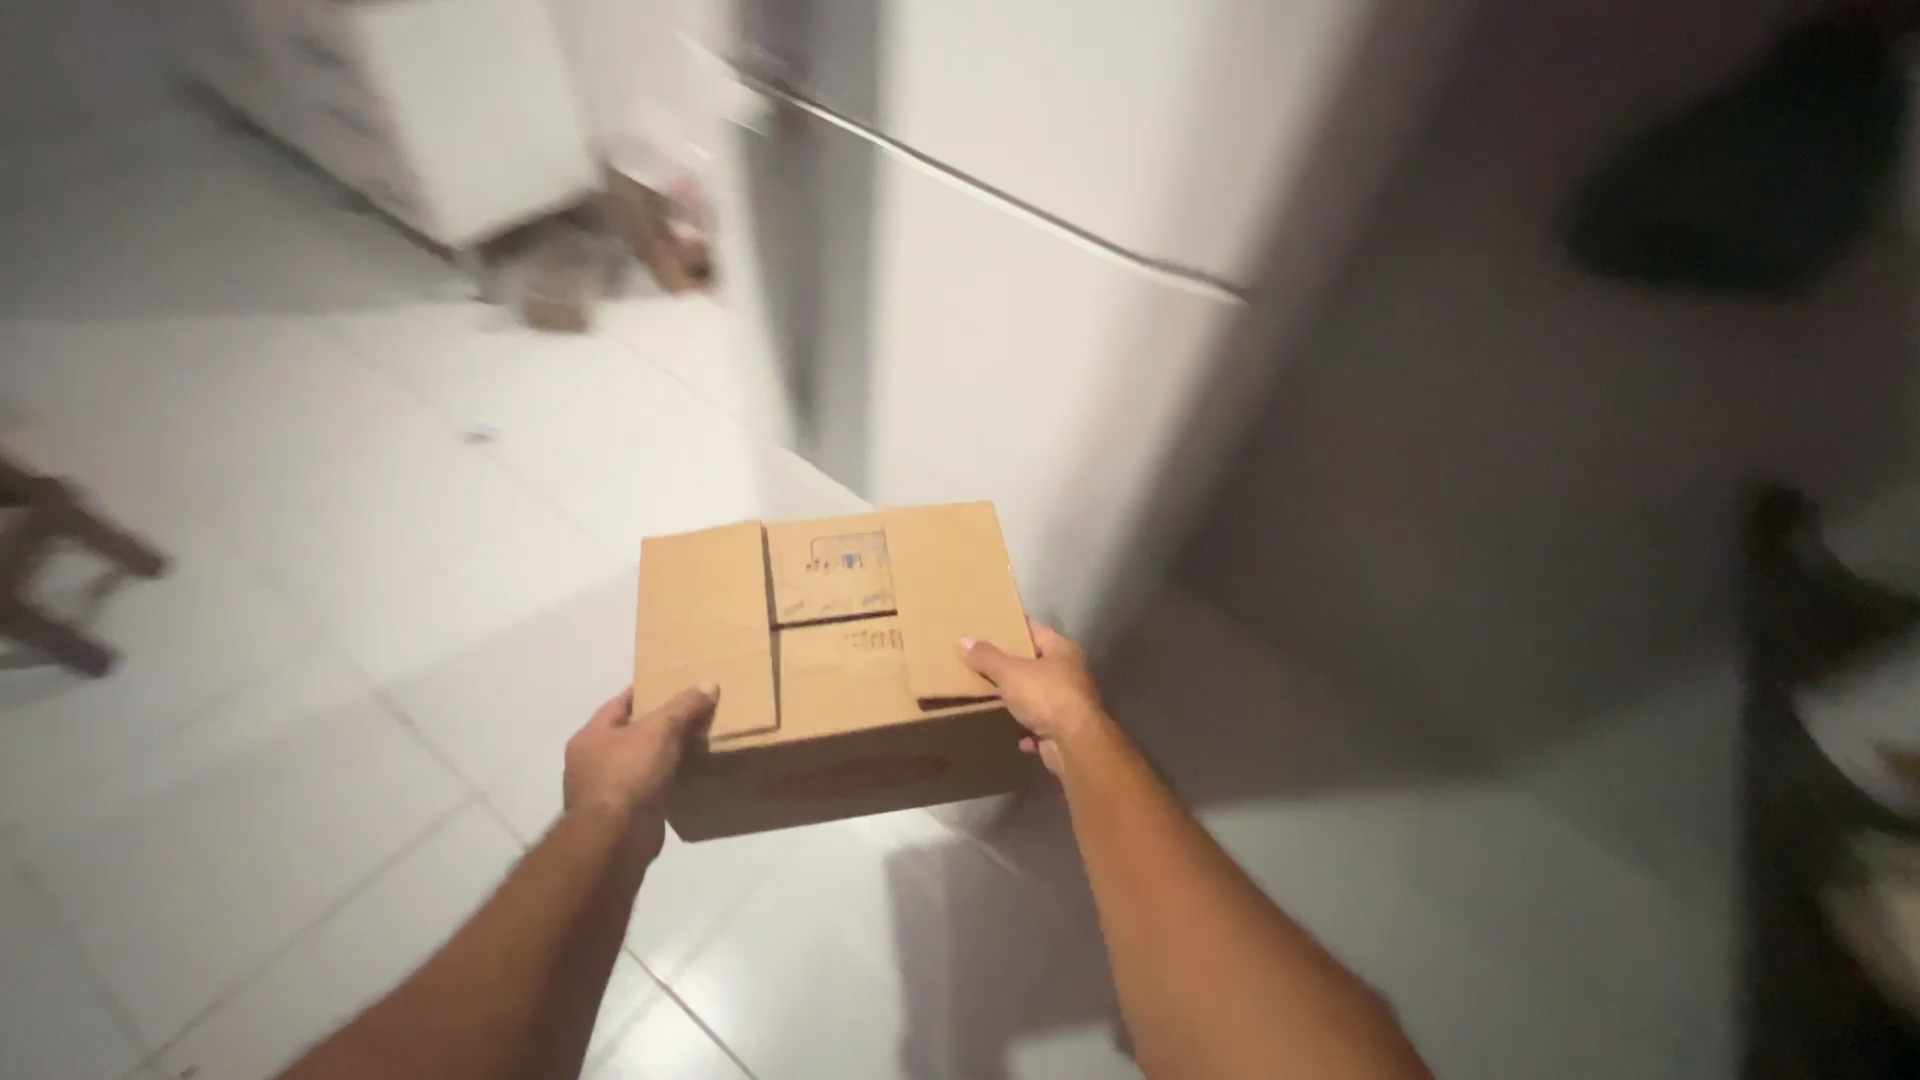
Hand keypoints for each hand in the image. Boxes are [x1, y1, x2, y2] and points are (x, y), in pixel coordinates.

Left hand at [564, 684, 716, 854]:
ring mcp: (603, 790)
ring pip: (639, 762)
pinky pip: (646, 787)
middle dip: (658, 724)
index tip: (673, 686)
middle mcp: (590, 762)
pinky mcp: (621, 814)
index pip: (619, 703)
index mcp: (590, 736)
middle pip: (630, 733)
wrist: (617, 837)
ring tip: (695, 743)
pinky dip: (664, 780)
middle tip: (691, 714)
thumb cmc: (629, 773)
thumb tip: (708, 684)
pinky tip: (687, 775)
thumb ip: (684, 706)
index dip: (646, 692)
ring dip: (662, 755)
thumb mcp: (660, 729)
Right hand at [960, 619, 1108, 775]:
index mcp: (1062, 650)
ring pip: (1040, 696)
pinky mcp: (1067, 730)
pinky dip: (1029, 730)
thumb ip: (987, 657)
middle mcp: (1070, 672)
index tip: (991, 627)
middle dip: (1013, 665)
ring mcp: (1071, 702)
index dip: (1013, 626)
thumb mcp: (1010, 672)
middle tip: (983, 662)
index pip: (1034, 629)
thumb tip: (964, 640)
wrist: (1075, 743)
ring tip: (994, 697)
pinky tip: (1014, 733)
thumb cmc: (1045, 696)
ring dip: (1021, 700)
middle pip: (1036, 663)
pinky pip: (1042, 726)